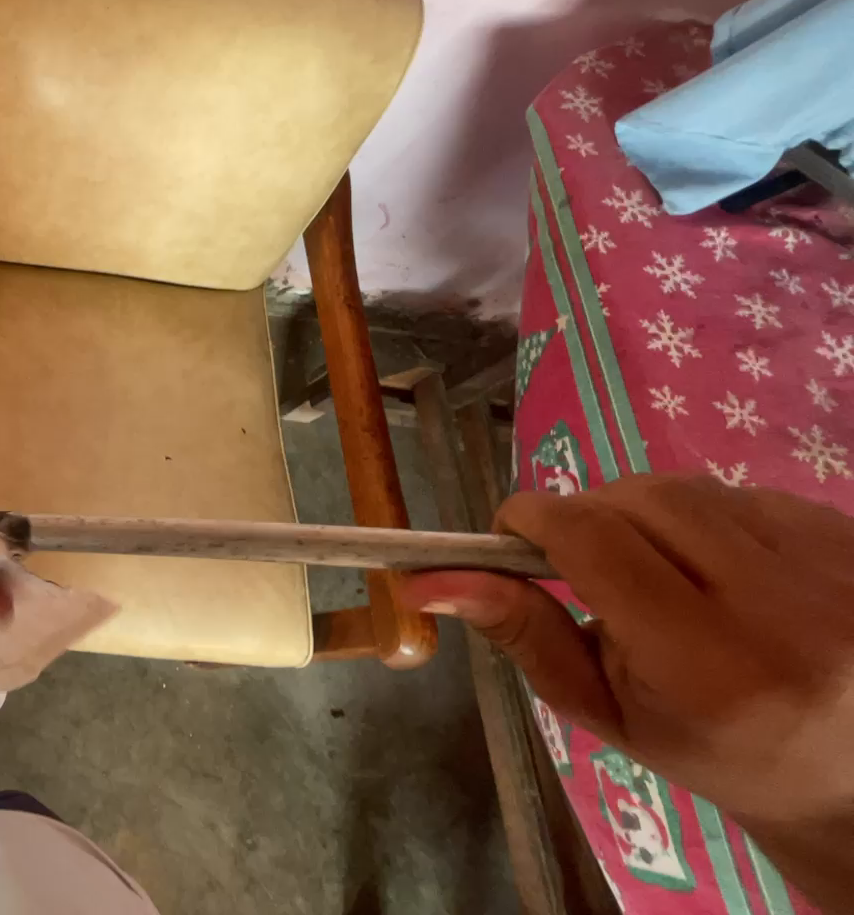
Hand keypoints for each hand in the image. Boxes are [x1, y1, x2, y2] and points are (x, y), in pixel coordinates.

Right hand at [403, 474, 853, 830]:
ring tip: (648, 563)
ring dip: (641, 512)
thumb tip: (423, 582)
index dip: (532, 516)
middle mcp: (787, 609)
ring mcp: (839, 572)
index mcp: (709, 663)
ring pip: (689, 489)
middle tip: (574, 556)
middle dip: (585, 513)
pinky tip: (711, 561)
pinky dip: (703, 515)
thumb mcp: (595, 704)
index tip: (508, 533)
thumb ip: (517, 631)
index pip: (593, 538)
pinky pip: (745, 494)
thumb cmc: (708, 747)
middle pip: (640, 499)